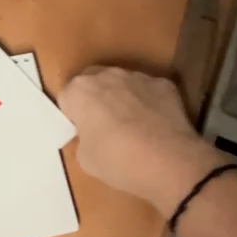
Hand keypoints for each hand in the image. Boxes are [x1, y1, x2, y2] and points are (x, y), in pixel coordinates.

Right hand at [61, 66, 224, 216]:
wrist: (169, 162)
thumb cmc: (118, 161)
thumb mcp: (85, 159)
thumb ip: (83, 137)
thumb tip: (94, 134)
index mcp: (81, 90)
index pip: (67, 98)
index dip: (73, 116)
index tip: (83, 133)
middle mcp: (107, 75)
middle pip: (93, 83)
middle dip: (95, 100)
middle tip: (103, 128)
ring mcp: (138, 76)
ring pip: (122, 84)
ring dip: (122, 99)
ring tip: (133, 128)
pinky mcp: (164, 84)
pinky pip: (148, 92)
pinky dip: (148, 104)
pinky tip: (154, 127)